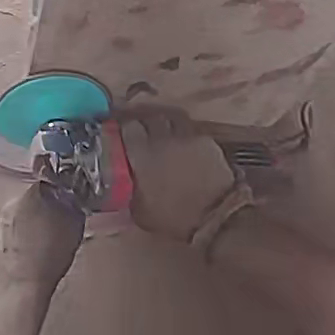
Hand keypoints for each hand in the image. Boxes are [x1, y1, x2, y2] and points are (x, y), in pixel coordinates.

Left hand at [0, 181, 84, 290]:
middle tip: (61, 203)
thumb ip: (73, 201)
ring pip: (27, 200)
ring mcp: (6, 211)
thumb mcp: (74, 224)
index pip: (45, 167)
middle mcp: (16, 196)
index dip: (58, 171)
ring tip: (51, 222)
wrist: (27, 280)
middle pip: (35, 185)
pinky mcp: (2, 225)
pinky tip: (38, 232)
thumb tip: (73, 190)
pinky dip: (28, 218)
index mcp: (34, 191)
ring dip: (38, 205)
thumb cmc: (53, 253)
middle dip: (48, 192)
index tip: (65, 177)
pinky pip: (19, 213)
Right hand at [120, 109, 236, 241]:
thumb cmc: (172, 217)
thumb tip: (120, 182)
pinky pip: (191, 131)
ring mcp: (187, 138)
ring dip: (166, 123)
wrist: (214, 216)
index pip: (129, 127)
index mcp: (142, 155)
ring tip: (164, 131)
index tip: (122, 131)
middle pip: (151, 117)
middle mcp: (163, 140)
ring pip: (172, 118)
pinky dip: (186, 135)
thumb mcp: (139, 209)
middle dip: (145, 120)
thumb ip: (127, 188)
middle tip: (143, 128)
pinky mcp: (207, 142)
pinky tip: (186, 144)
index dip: (124, 127)